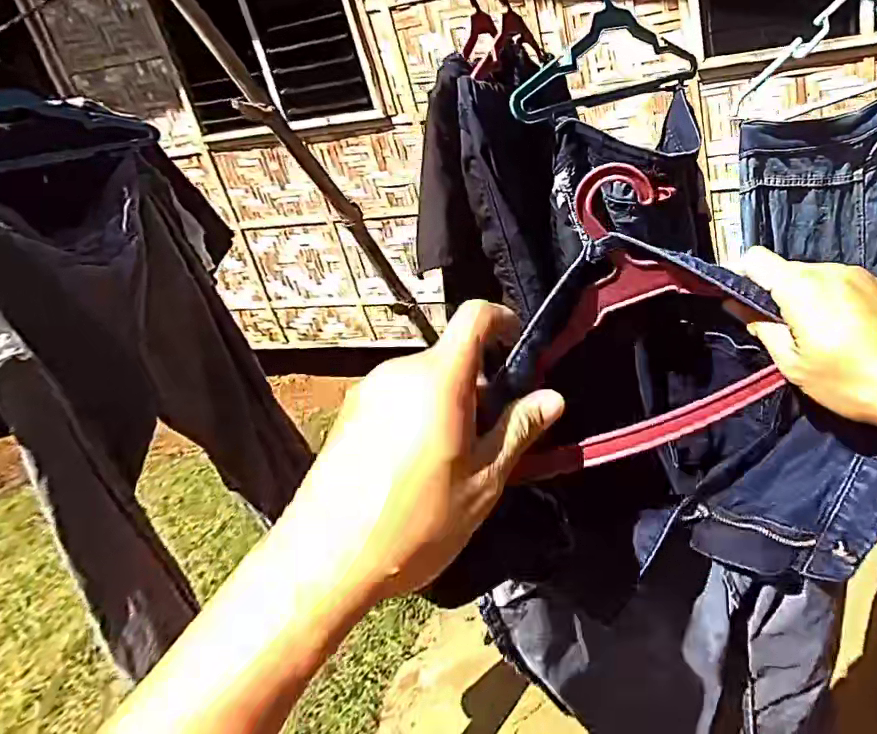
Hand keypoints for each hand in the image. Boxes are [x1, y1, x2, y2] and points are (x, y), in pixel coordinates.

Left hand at [275, 301, 563, 603]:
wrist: (324, 560)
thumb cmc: (414, 524)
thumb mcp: (482, 481)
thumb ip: (518, 431)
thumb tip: (552, 398)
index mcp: (440, 378)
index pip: (475, 316)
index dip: (503, 320)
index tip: (517, 346)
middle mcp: (402, 370)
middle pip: (453, 355)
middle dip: (480, 383)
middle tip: (491, 433)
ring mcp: (371, 388)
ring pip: (426, 378)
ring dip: (449, 401)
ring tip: (453, 459)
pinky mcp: (350, 409)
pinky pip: (399, 394)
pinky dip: (418, 411)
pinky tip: (416, 465)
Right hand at [736, 246, 876, 433]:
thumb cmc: (852, 380)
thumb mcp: (793, 363)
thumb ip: (760, 327)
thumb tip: (737, 305)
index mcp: (799, 286)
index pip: (754, 259)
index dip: (738, 275)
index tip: (736, 299)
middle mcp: (825, 270)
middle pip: (783, 270)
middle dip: (773, 294)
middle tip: (779, 331)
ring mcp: (852, 274)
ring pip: (809, 278)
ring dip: (802, 298)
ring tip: (815, 336)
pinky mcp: (872, 284)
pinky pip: (834, 283)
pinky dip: (826, 300)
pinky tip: (839, 331)